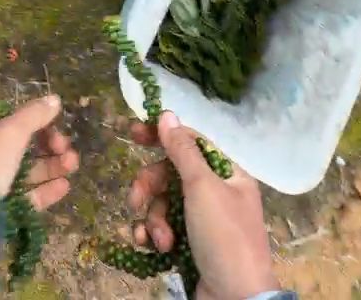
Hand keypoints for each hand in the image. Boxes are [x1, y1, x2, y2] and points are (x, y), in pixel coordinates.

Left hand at [0, 94, 79, 209]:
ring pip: (26, 171)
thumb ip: (35, 114)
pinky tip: (64, 186)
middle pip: (22, 146)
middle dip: (49, 146)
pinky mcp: (0, 206)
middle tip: (67, 149)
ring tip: (72, 165)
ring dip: (52, 166)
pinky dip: (45, 190)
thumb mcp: (12, 129)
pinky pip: (26, 195)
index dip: (35, 121)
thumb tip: (55, 99)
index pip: (10, 119)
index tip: (54, 125)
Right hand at [129, 112, 277, 299]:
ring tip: (160, 238)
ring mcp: (203, 222)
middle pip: (172, 173)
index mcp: (228, 175)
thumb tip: (167, 114)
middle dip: (151, 186)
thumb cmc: (224, 237)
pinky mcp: (191, 246)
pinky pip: (165, 228)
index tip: (132, 133)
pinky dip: (154, 234)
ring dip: (155, 218)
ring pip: (165, 202)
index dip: (162, 136)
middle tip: (136, 198)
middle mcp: (217, 194)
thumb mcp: (202, 187)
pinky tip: (149, 245)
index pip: (191, 143)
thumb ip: (182, 150)